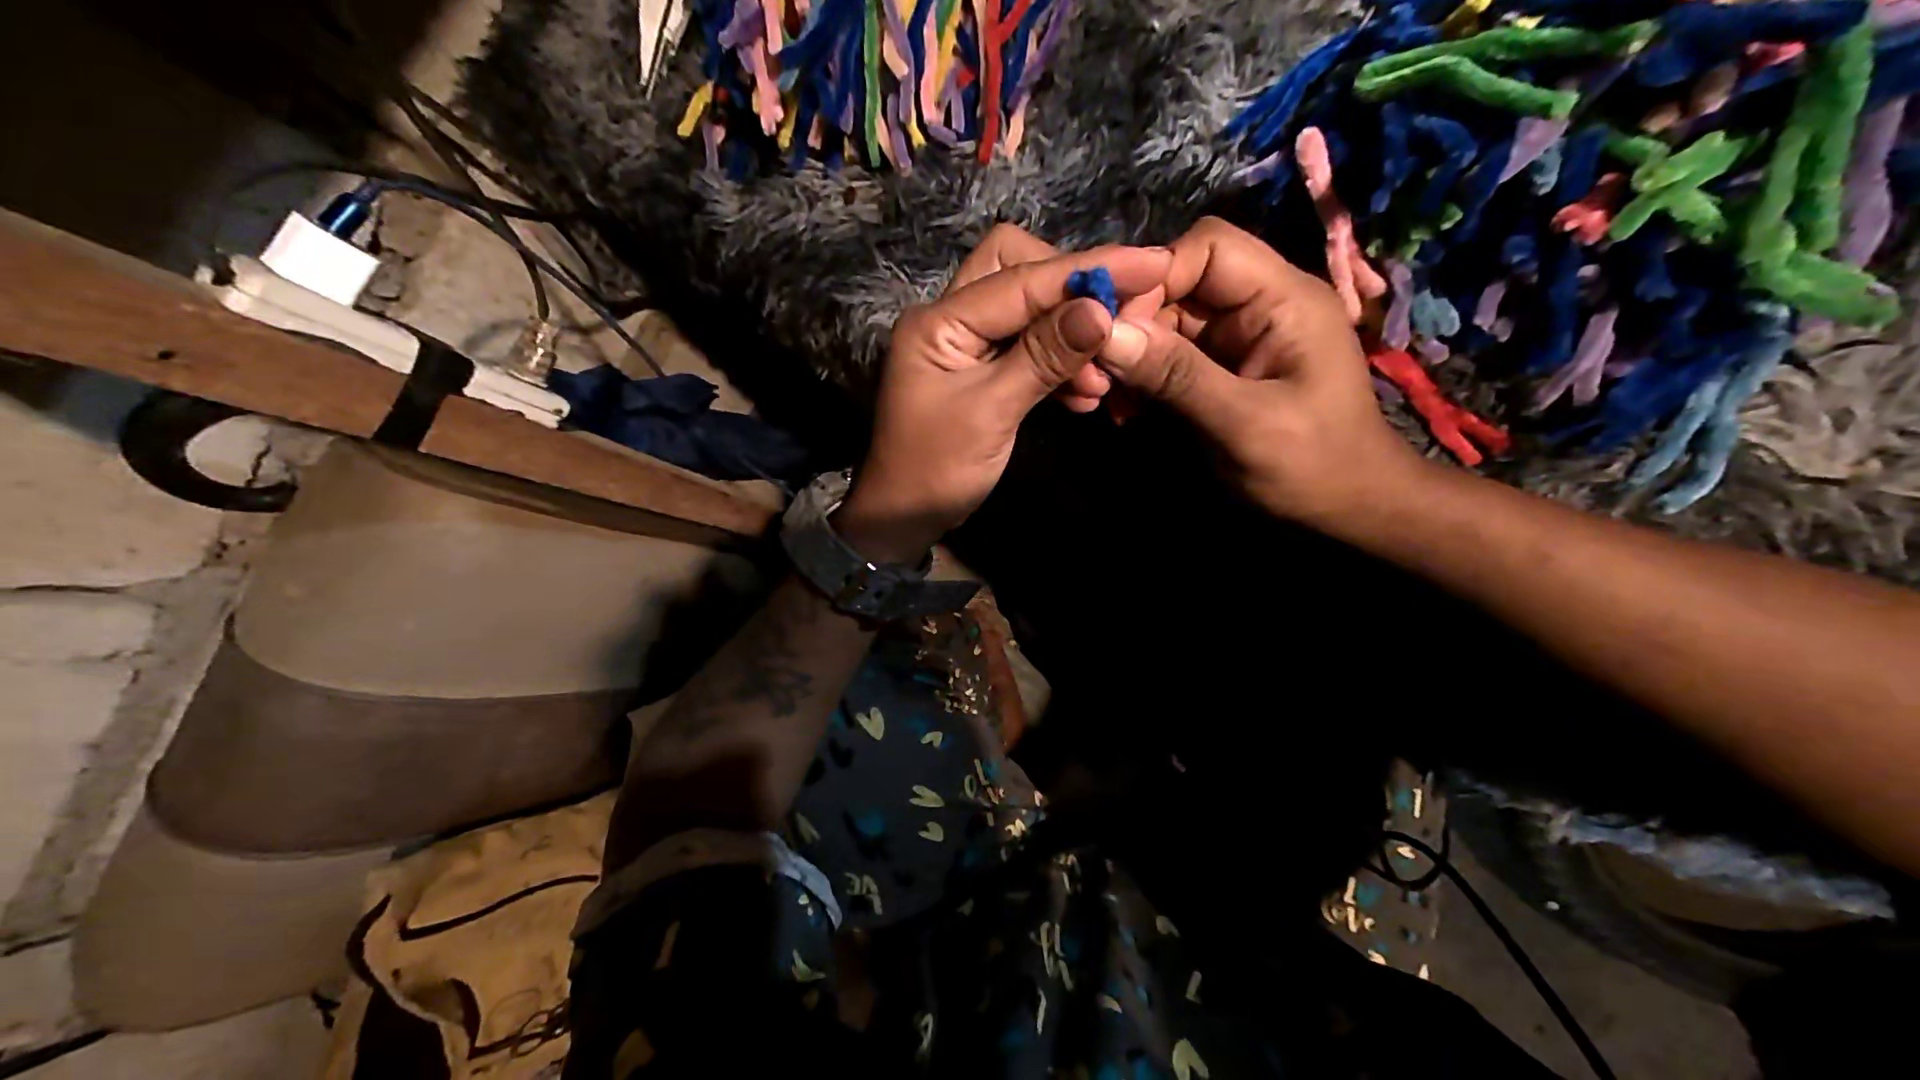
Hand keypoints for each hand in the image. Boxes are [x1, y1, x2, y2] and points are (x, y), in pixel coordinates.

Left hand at [837, 226, 1172, 560]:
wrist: (902, 518)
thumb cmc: (935, 470)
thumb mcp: (991, 412)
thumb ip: (1043, 356)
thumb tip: (1099, 309)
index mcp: (940, 321)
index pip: (1022, 280)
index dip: (1088, 270)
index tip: (1151, 265)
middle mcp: (950, 319)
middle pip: (1018, 271)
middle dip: (1070, 289)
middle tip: (1116, 319)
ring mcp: (965, 344)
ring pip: (1027, 310)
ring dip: (1070, 335)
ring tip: (1103, 379)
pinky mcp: (980, 369)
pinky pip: (1027, 348)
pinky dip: (1058, 362)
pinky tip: (1085, 393)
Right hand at [1095, 217, 1425, 533]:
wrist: (1348, 507)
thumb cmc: (1311, 466)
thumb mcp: (1242, 424)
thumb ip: (1177, 376)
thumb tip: (1105, 333)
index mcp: (1282, 299)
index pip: (1207, 248)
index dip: (1153, 278)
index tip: (1109, 328)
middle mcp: (1257, 305)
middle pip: (1177, 283)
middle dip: (1131, 324)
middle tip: (1096, 375)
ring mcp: (1236, 337)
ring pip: (1164, 321)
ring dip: (1129, 355)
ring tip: (1106, 398)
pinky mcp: (1219, 367)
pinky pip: (1167, 354)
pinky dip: (1140, 377)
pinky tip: (1125, 409)